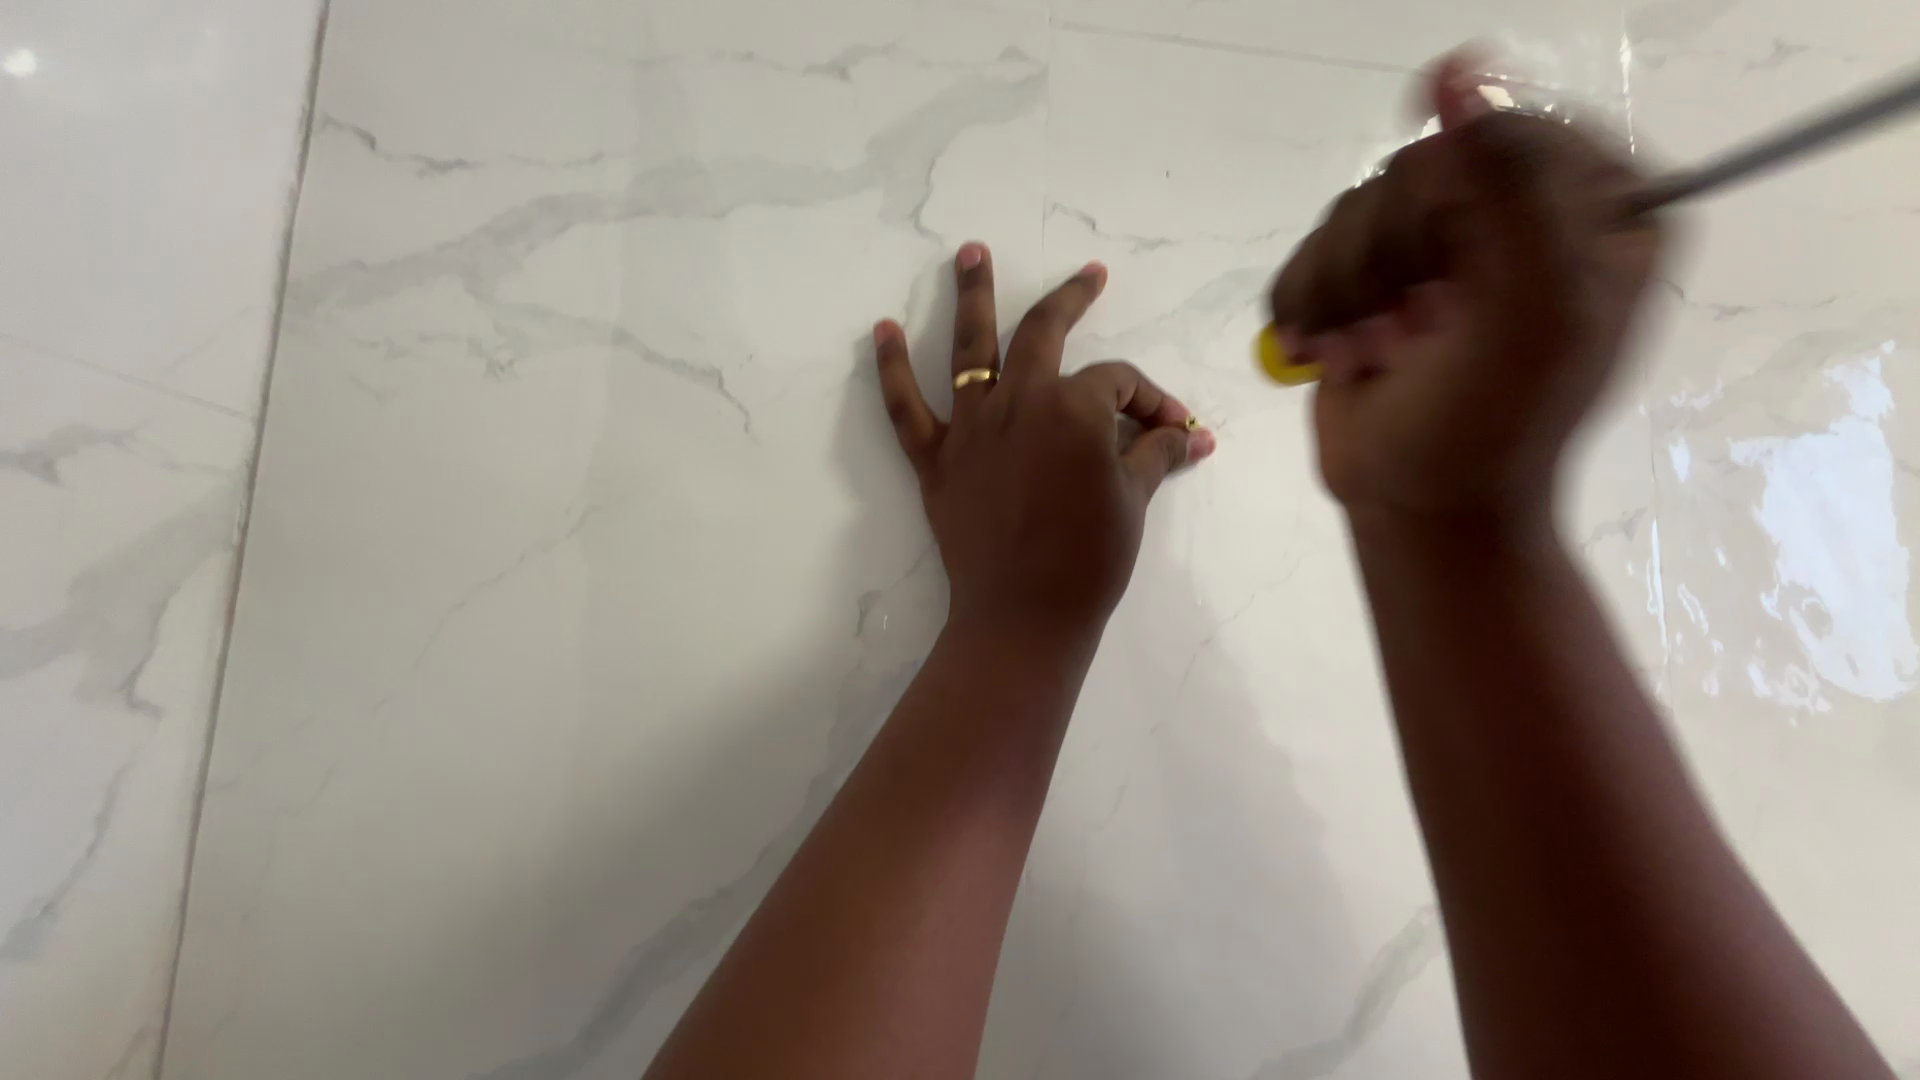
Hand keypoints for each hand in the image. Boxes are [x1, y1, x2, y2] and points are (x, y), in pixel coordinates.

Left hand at [875, 243, 1215, 634]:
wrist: (1026, 613)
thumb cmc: (1090, 559)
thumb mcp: (1134, 499)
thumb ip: (1155, 453)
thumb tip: (1190, 434)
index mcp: (1075, 408)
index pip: (1119, 382)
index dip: (1150, 399)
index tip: (1170, 429)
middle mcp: (1020, 402)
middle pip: (1044, 332)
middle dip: (1070, 297)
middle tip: (1087, 276)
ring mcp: (971, 428)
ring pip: (970, 349)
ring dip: (971, 295)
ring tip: (968, 253)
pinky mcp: (936, 460)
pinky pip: (905, 408)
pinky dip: (891, 369)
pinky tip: (881, 332)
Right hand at [1269, 54, 1663, 523]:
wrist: (1414, 503)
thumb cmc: (1486, 427)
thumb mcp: (1526, 313)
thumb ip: (1508, 186)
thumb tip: (1455, 68)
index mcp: (1587, 207)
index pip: (1499, 134)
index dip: (1449, 208)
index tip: (1444, 287)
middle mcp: (1511, 215)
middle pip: (1410, 173)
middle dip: (1382, 268)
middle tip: (1402, 340)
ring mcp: (1433, 251)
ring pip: (1348, 215)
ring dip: (1338, 299)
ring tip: (1360, 358)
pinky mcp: (1367, 285)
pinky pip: (1309, 255)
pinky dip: (1302, 311)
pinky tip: (1323, 355)